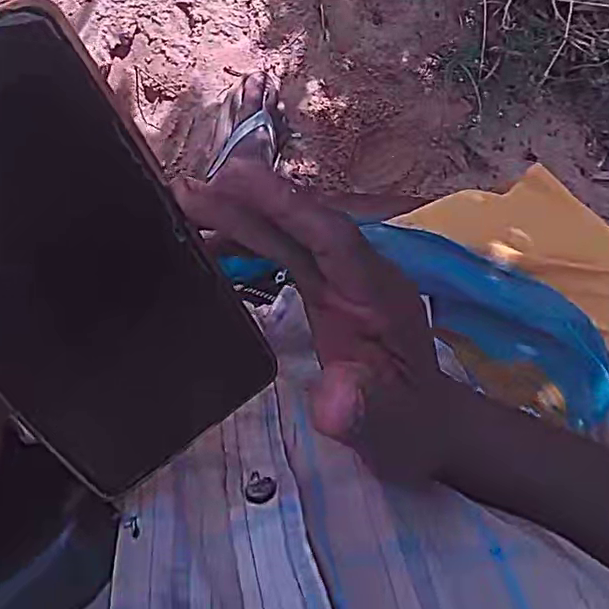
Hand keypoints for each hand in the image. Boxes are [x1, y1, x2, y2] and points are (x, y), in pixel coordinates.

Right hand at [174, 160, 456, 483]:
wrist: (424, 422)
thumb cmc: (409, 426)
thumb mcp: (394, 431)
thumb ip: (367, 412)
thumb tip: (331, 404)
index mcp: (377, 293)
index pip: (331, 235)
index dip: (284, 202)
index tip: (234, 177)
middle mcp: (355, 270)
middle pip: (298, 223)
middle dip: (243, 202)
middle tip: (184, 189)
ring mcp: (336, 273)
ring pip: (283, 231)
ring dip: (236, 215)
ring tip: (184, 206)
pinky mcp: (320, 281)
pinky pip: (277, 248)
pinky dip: (240, 240)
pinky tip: (207, 244)